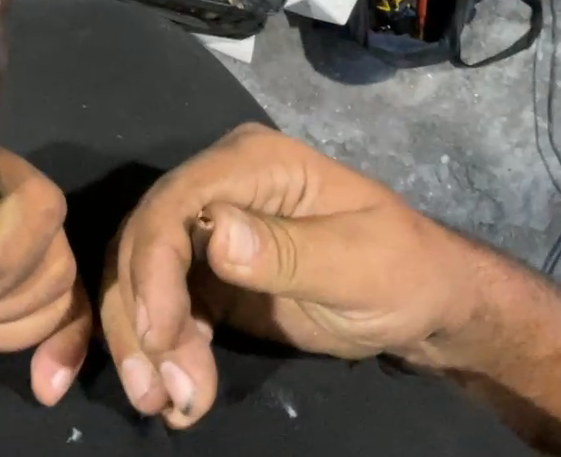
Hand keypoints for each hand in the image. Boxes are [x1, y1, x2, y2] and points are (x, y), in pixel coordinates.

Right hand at [100, 124, 482, 427]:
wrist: (421, 304)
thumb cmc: (404, 271)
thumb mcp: (362, 261)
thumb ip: (290, 250)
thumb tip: (215, 236)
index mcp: (251, 162)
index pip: (177, 200)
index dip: (155, 263)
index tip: (159, 335)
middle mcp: (215, 185)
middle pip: (144, 235)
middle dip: (141, 309)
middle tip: (161, 387)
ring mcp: (204, 227)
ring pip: (138, 269)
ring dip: (138, 334)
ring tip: (163, 398)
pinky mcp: (203, 272)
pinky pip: (158, 301)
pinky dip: (155, 345)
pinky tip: (175, 390)